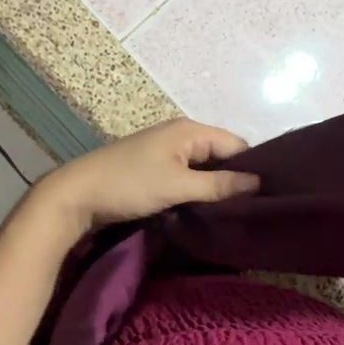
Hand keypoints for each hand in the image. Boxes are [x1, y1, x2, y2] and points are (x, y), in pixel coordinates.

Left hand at [29, 117, 259, 238]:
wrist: (75, 196)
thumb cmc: (129, 185)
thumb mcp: (178, 185)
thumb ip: (219, 185)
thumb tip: (258, 183)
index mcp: (189, 130)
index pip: (237, 145)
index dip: (253, 168)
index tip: (268, 196)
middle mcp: (180, 135)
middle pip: (222, 156)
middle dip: (235, 179)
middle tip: (253, 209)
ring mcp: (166, 153)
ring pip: (204, 169)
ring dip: (216, 188)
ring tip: (235, 213)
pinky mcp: (155, 170)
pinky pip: (188, 178)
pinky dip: (197, 192)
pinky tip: (207, 211)